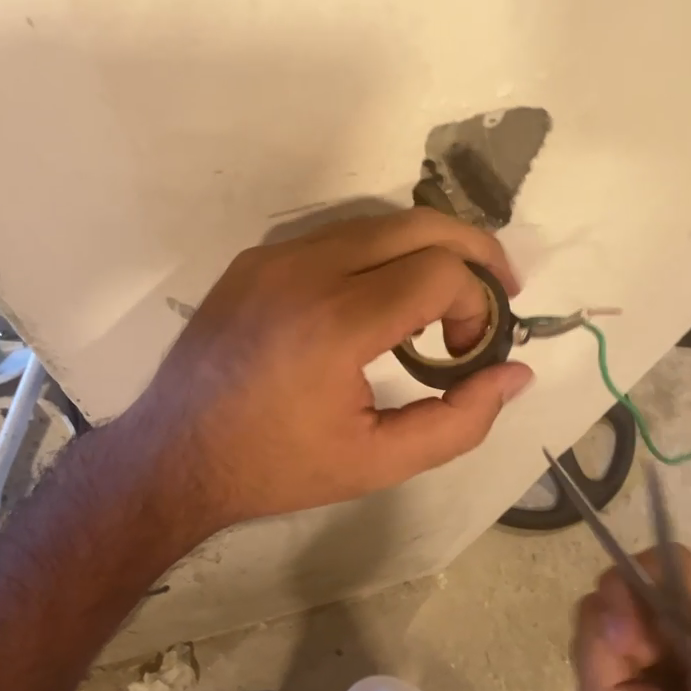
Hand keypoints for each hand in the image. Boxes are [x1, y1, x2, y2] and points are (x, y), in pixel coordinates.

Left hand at [114, 207, 534, 532]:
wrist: (173, 455)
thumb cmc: (276, 467)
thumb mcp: (379, 463)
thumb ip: (460, 421)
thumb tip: (517, 373)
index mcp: (336, 322)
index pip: (441, 270)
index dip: (476, 305)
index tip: (468, 352)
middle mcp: (305, 269)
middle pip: (419, 223)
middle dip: (473, 251)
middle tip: (496, 294)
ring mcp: (274, 256)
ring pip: (378, 223)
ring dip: (425, 251)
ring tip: (439, 305)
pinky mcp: (254, 258)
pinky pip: (336, 236)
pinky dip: (377, 256)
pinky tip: (378, 302)